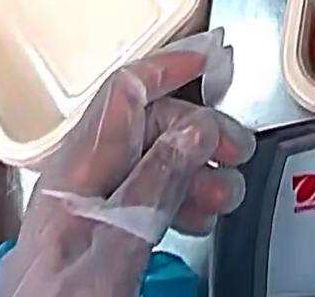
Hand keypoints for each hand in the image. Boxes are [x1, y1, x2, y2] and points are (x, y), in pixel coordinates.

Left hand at [0, 32, 255, 296]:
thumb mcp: (112, 254)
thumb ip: (153, 188)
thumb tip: (198, 128)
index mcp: (76, 171)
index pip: (126, 91)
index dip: (171, 67)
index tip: (213, 60)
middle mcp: (80, 179)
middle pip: (150, 122)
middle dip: (201, 129)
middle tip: (238, 152)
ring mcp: (86, 208)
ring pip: (153, 157)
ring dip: (198, 165)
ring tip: (227, 192)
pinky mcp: (96, 237)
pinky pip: (148, 193)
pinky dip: (183, 194)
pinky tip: (201, 215)